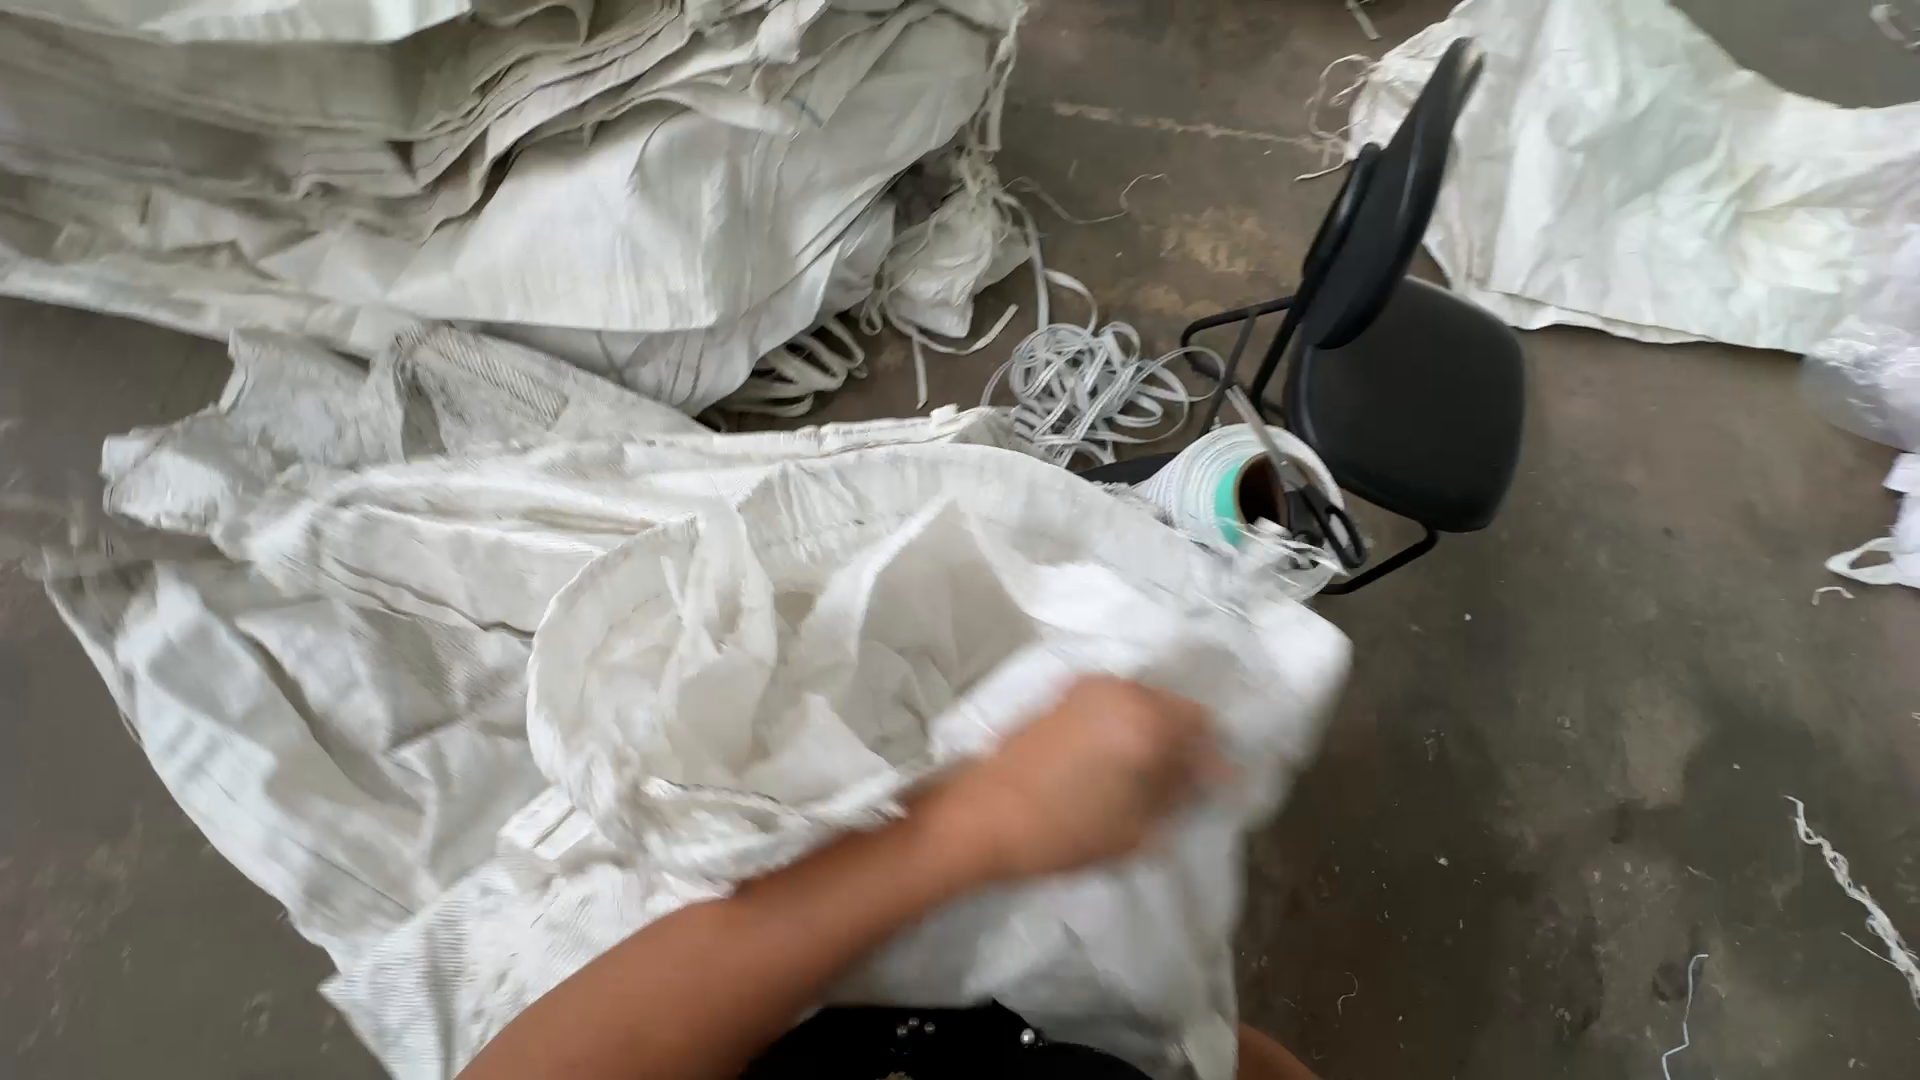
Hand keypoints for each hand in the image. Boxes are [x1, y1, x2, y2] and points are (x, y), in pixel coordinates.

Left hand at [918, 675, 1221, 884]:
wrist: (982, 814)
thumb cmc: (1064, 830)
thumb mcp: (1137, 825)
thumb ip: (1180, 792)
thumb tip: (1207, 774)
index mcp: (1146, 718)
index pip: (1205, 727)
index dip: (1214, 759)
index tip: (1214, 788)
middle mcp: (1120, 689)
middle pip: (1174, 707)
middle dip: (1184, 742)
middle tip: (1180, 784)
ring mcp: (1087, 686)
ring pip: (1143, 701)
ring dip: (1153, 731)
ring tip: (1146, 775)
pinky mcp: (1062, 694)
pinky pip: (1113, 702)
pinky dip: (1125, 723)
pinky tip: (1115, 759)